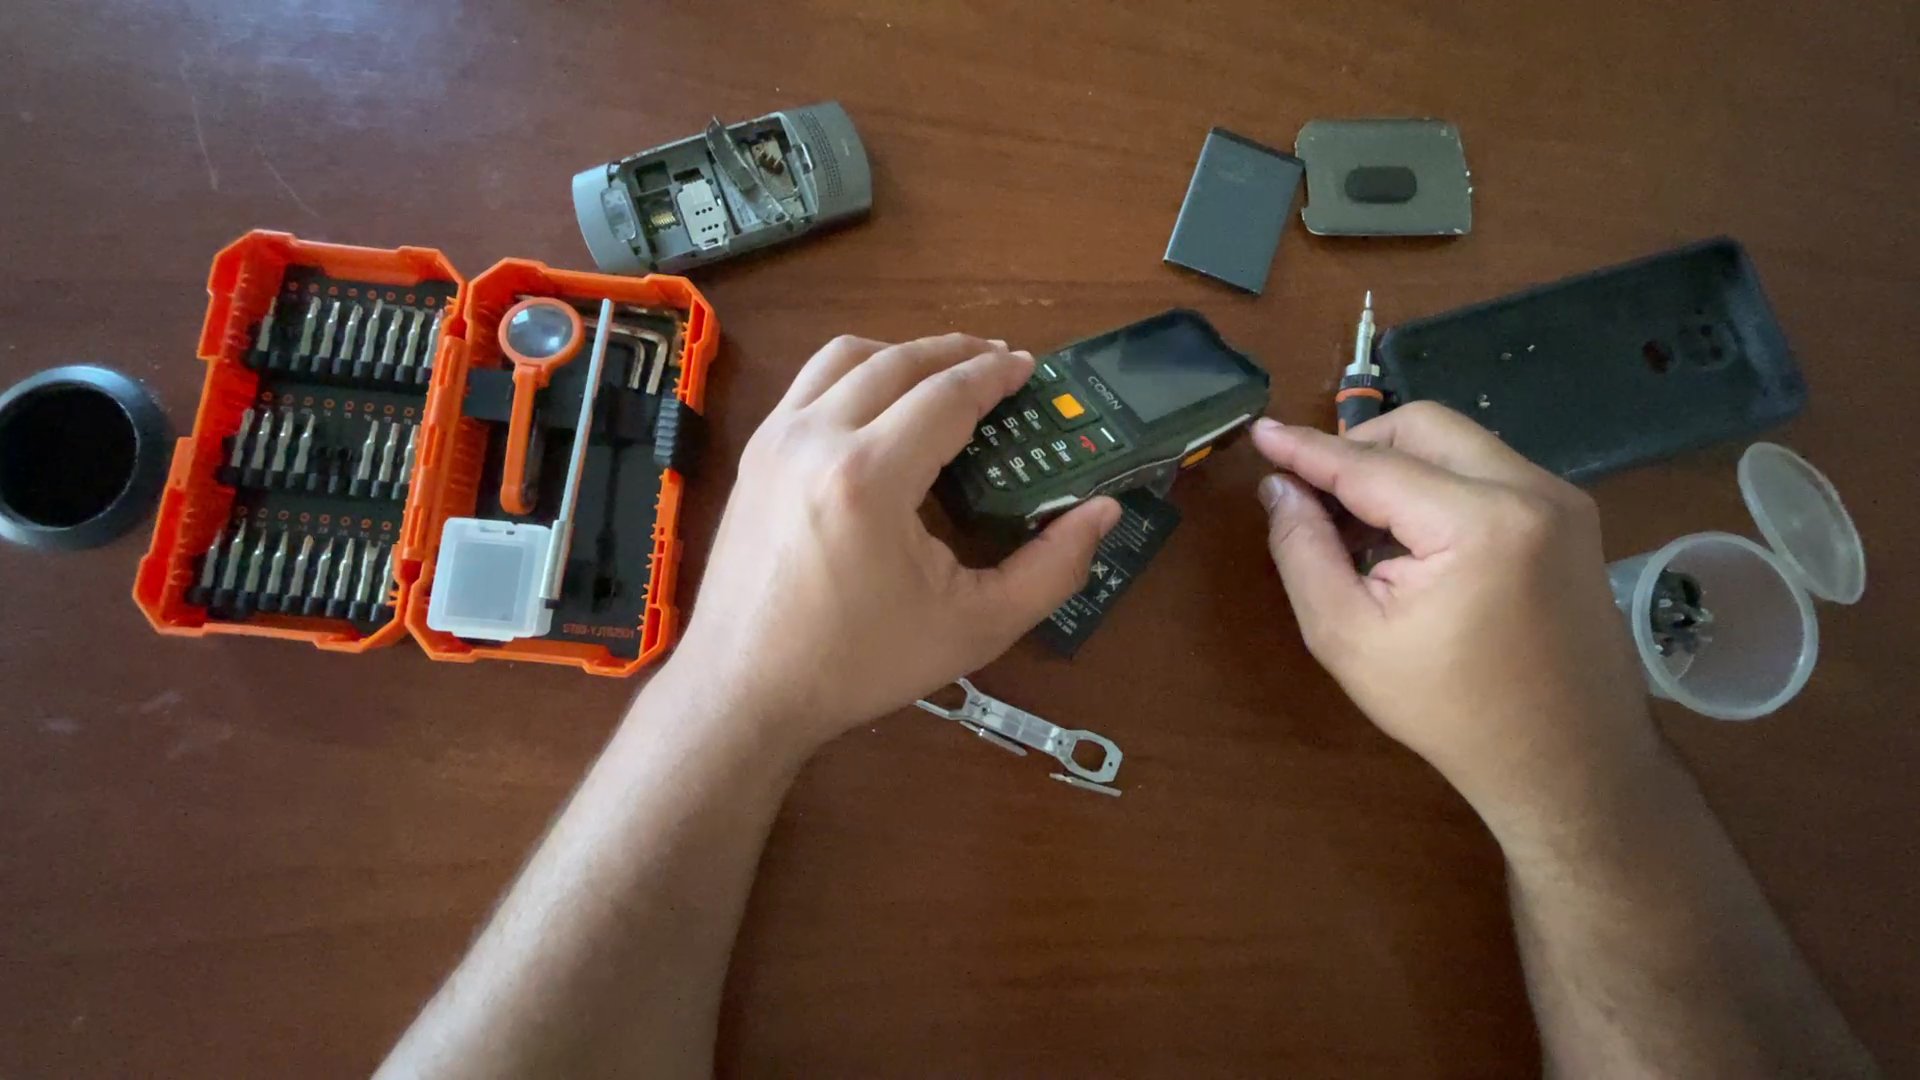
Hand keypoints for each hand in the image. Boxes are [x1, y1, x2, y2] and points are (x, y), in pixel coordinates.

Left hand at [668, 333, 1119, 749]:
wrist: (745, 689)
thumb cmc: (860, 663)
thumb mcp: (974, 626)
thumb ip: (1050, 569)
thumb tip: (1101, 511)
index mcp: (871, 477)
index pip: (946, 395)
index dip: (995, 375)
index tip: (1029, 369)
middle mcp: (816, 438)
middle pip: (898, 361)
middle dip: (956, 351)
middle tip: (999, 361)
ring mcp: (774, 440)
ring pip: (844, 357)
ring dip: (902, 352)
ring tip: (942, 371)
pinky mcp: (754, 454)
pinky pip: (809, 383)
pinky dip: (854, 372)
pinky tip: (878, 404)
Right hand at [1251, 403, 1659, 833]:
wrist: (1569, 763)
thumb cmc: (1446, 707)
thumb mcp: (1345, 635)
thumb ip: (1302, 550)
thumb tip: (1279, 488)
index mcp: (1479, 522)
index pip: (1369, 464)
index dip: (1305, 449)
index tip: (1260, 432)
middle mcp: (1532, 491)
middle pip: (1422, 427)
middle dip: (1355, 447)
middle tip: (1312, 496)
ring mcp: (1561, 501)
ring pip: (1454, 443)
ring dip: (1393, 466)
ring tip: (1355, 528)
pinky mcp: (1568, 518)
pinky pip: (1482, 471)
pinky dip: (1429, 485)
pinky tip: (1404, 540)